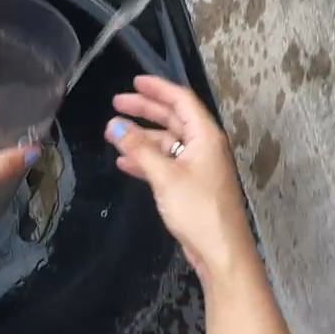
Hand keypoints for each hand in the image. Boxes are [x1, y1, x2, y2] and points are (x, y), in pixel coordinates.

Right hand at [105, 75, 258, 283]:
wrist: (221, 252)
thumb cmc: (198, 210)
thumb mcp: (165, 176)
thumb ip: (139, 149)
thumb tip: (114, 125)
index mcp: (206, 136)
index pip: (181, 100)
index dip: (157, 89)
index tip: (134, 82)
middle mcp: (204, 146)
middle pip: (173, 118)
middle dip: (145, 110)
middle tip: (117, 103)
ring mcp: (198, 166)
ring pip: (167, 142)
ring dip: (142, 138)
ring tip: (113, 134)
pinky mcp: (190, 185)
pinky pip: (166, 163)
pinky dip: (146, 160)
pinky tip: (125, 162)